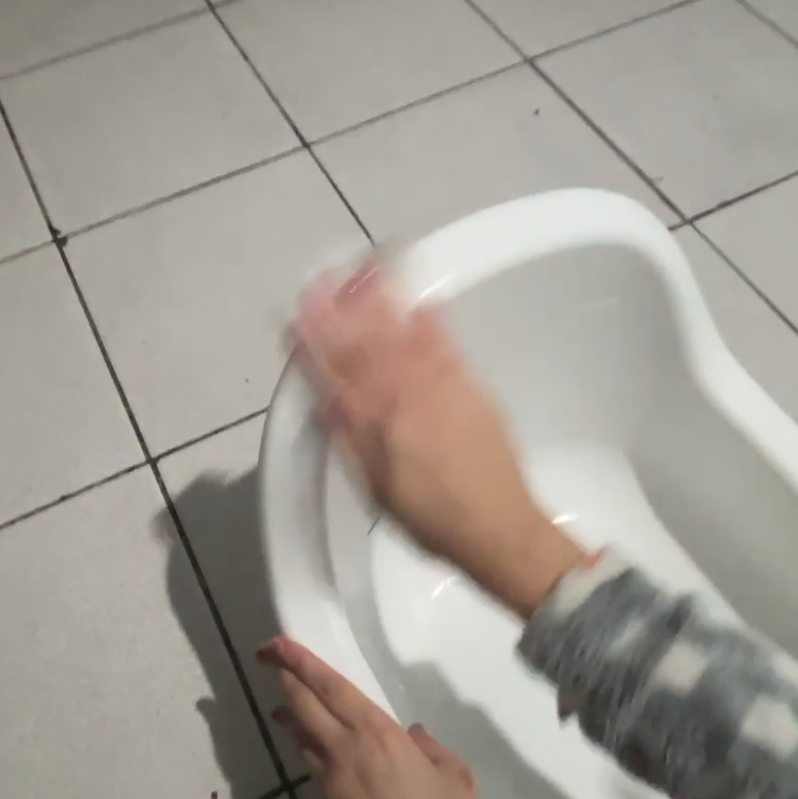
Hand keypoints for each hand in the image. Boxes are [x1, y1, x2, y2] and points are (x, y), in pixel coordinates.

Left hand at [258, 635, 480, 798]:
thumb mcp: (456, 778)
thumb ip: (432, 749)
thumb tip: (413, 736)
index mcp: (377, 734)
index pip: (330, 687)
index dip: (301, 662)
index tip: (278, 643)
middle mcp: (345, 752)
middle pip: (302, 706)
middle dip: (283, 677)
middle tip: (268, 656)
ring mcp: (329, 784)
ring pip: (302, 738)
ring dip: (292, 716)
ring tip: (285, 704)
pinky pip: (315, 771)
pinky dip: (311, 753)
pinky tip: (323, 757)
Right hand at [295, 263, 584, 615]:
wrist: (497, 527)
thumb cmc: (430, 519)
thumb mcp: (375, 490)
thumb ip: (351, 440)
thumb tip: (328, 402)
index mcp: (377, 424)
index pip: (338, 372)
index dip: (316, 339)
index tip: (300, 311)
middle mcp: (406, 397)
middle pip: (368, 345)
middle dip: (344, 309)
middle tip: (326, 277)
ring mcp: (442, 387)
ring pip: (404, 337)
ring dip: (382, 302)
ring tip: (366, 270)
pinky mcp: (472, 387)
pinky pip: (447, 346)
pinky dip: (432, 319)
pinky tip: (422, 299)